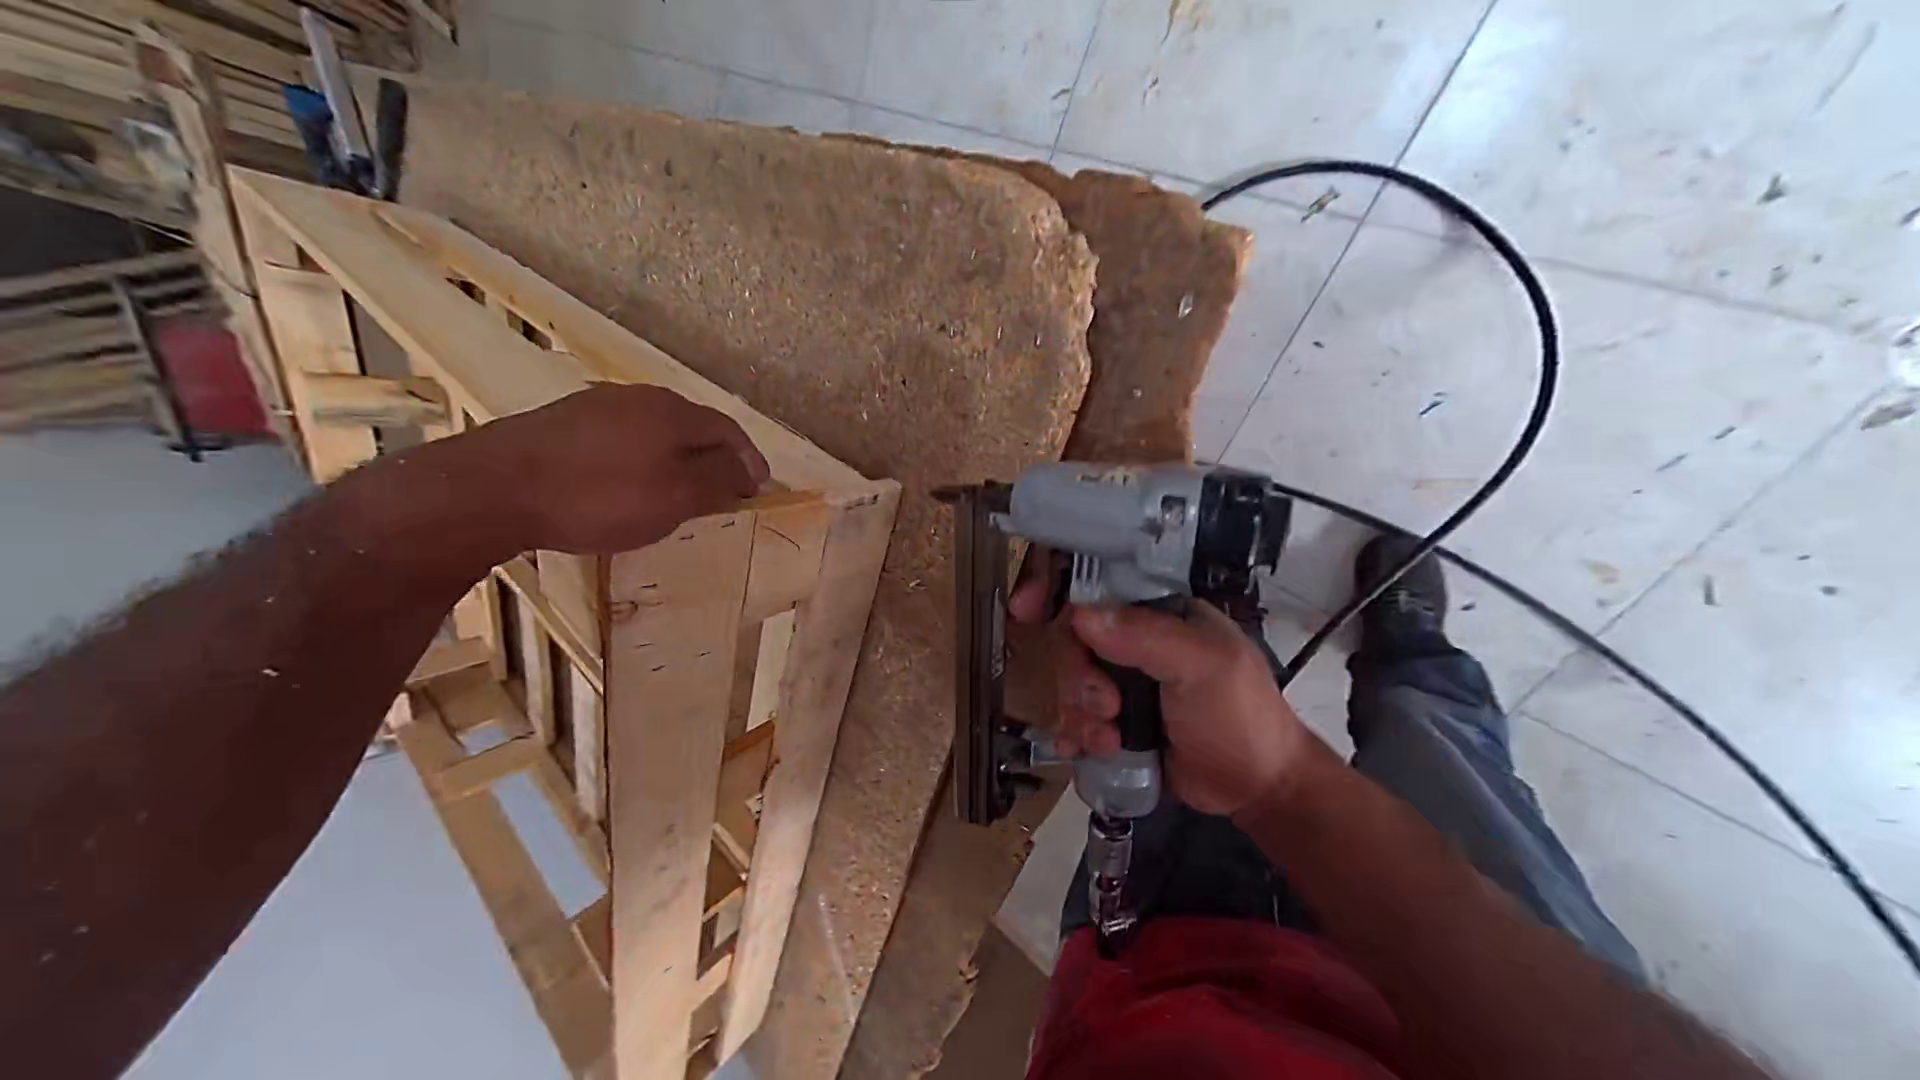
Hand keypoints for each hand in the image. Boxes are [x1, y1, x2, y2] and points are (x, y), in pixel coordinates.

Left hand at [453, 383, 770, 553]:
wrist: (493, 488)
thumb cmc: (599, 496)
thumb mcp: (674, 497)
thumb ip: (718, 480)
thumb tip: (748, 469)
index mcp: (674, 412)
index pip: (729, 430)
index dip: (749, 459)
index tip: (760, 488)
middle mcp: (640, 398)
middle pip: (693, 425)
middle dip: (715, 457)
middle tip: (725, 489)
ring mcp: (598, 406)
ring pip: (656, 430)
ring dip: (679, 457)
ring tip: (682, 488)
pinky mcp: (564, 422)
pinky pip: (624, 437)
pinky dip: (643, 458)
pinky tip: (631, 482)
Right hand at [1010, 581, 1315, 815]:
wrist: (1256, 788)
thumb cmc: (1240, 715)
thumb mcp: (1203, 667)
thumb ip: (1146, 636)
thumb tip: (1080, 616)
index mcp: (1160, 611)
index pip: (1100, 582)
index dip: (1059, 588)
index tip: (1026, 607)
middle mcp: (1136, 640)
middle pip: (1073, 639)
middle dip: (1079, 676)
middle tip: (1106, 704)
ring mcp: (1123, 681)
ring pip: (1070, 682)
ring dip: (1081, 713)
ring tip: (1111, 739)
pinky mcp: (1114, 720)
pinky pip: (1074, 718)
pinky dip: (1076, 735)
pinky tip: (1090, 750)